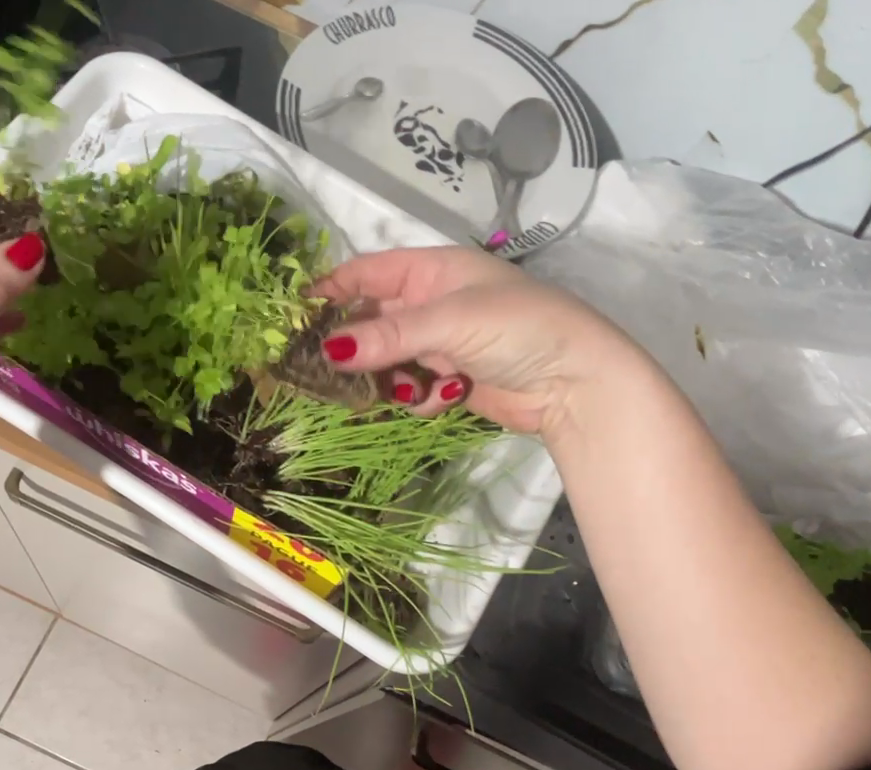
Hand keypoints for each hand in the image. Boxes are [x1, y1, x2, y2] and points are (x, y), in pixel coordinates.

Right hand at [312, 246, 645, 435]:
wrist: (574, 381)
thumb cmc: (518, 327)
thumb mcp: (450, 322)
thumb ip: (388, 335)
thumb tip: (329, 350)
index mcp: (433, 270)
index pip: (368, 273)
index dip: (332, 290)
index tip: (296, 316)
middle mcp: (432, 303)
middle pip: (372, 323)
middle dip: (358, 348)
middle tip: (331, 372)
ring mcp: (441, 344)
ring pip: (388, 362)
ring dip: (392, 379)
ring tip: (412, 389)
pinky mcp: (451, 380)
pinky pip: (413, 390)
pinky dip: (422, 398)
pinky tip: (445, 398)